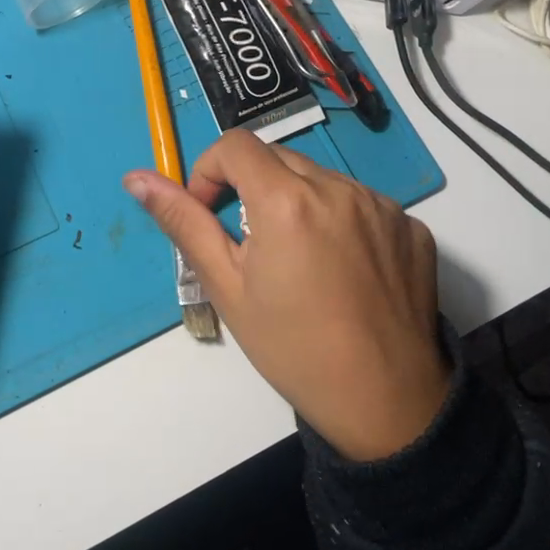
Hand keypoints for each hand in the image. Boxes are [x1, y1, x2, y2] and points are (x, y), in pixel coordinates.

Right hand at [124, 131, 448, 461]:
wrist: (388, 404)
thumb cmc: (293, 347)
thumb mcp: (226, 286)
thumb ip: (183, 222)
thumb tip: (137, 178)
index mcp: (286, 199)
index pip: (235, 145)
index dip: (210, 171)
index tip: (210, 213)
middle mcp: (338, 188)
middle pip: (278, 158)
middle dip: (252, 186)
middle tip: (251, 245)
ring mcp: (382, 206)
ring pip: (321, 179)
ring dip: (298, 201)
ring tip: (301, 261)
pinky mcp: (412, 227)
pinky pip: (362, 204)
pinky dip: (341, 221)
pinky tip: (343, 270)